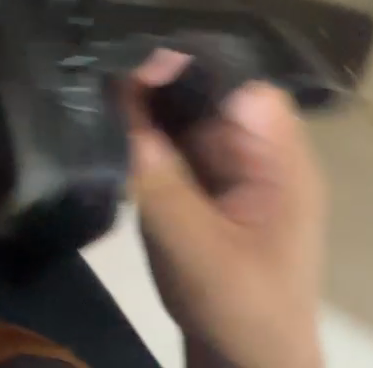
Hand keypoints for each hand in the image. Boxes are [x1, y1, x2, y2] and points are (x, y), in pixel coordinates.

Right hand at [129, 55, 326, 367]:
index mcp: (278, 163)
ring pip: (183, 113)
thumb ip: (156, 171)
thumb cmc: (238, 309)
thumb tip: (117, 97)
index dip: (191, 66)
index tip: (136, 64)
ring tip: (94, 89)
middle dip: (157, 79)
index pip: (241, 85)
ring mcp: (228, 169)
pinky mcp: (201, 183)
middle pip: (207, 93)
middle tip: (100, 72)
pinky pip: (170, 139)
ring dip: (143, 102)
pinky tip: (105, 121)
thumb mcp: (192, 242)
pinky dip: (140, 128)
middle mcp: (256, 155)